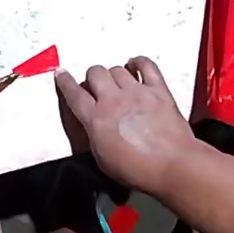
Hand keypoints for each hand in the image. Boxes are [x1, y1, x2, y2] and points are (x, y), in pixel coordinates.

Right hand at [55, 57, 206, 195]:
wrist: (172, 165)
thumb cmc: (137, 170)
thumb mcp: (103, 160)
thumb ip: (94, 137)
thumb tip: (95, 126)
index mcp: (96, 119)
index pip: (74, 94)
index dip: (64, 82)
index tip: (61, 73)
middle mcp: (113, 100)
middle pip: (95, 73)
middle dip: (92, 78)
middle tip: (97, 88)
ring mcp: (137, 92)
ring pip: (117, 69)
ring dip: (114, 74)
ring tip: (118, 82)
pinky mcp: (158, 90)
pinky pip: (147, 65)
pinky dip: (139, 62)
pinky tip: (135, 66)